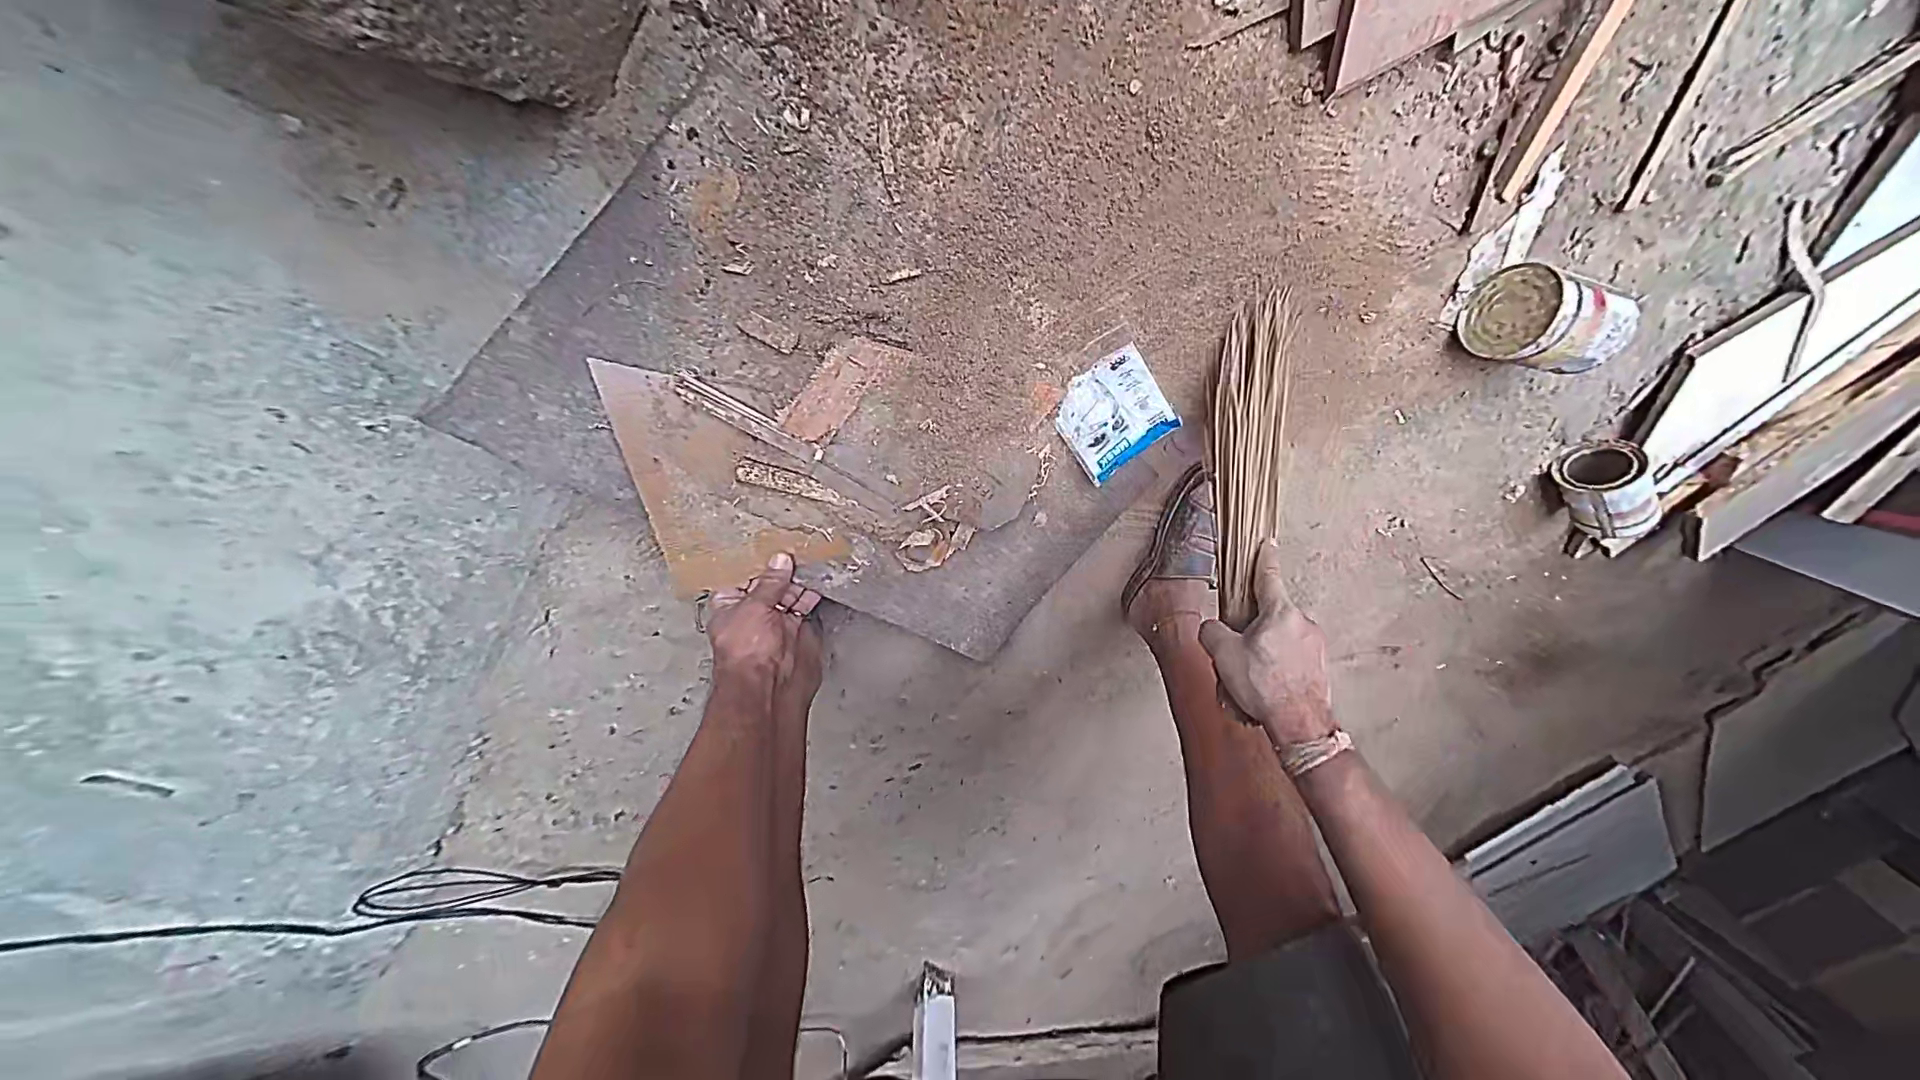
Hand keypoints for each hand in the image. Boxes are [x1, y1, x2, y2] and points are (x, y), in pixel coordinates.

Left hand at [705, 553, 822, 690]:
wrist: (770, 685)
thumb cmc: (747, 652)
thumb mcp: (755, 606)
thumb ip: (770, 582)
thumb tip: (780, 561)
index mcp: (730, 606)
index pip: (743, 577)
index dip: (756, 561)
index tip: (771, 541)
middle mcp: (752, 614)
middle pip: (768, 584)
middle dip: (781, 568)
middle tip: (796, 545)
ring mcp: (775, 622)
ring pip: (788, 593)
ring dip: (799, 579)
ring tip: (810, 557)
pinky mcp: (796, 629)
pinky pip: (805, 606)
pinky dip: (812, 593)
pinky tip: (818, 577)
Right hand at [1198, 540, 1335, 747]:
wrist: (1300, 724)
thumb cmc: (1265, 686)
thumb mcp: (1223, 653)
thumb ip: (1212, 631)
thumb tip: (1214, 629)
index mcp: (1280, 613)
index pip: (1268, 577)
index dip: (1263, 559)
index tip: (1266, 545)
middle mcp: (1302, 625)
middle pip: (1266, 618)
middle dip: (1247, 636)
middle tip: (1235, 658)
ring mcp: (1314, 647)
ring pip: (1275, 643)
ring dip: (1257, 660)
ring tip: (1246, 685)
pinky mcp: (1318, 668)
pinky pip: (1287, 662)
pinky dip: (1271, 674)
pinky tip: (1261, 694)